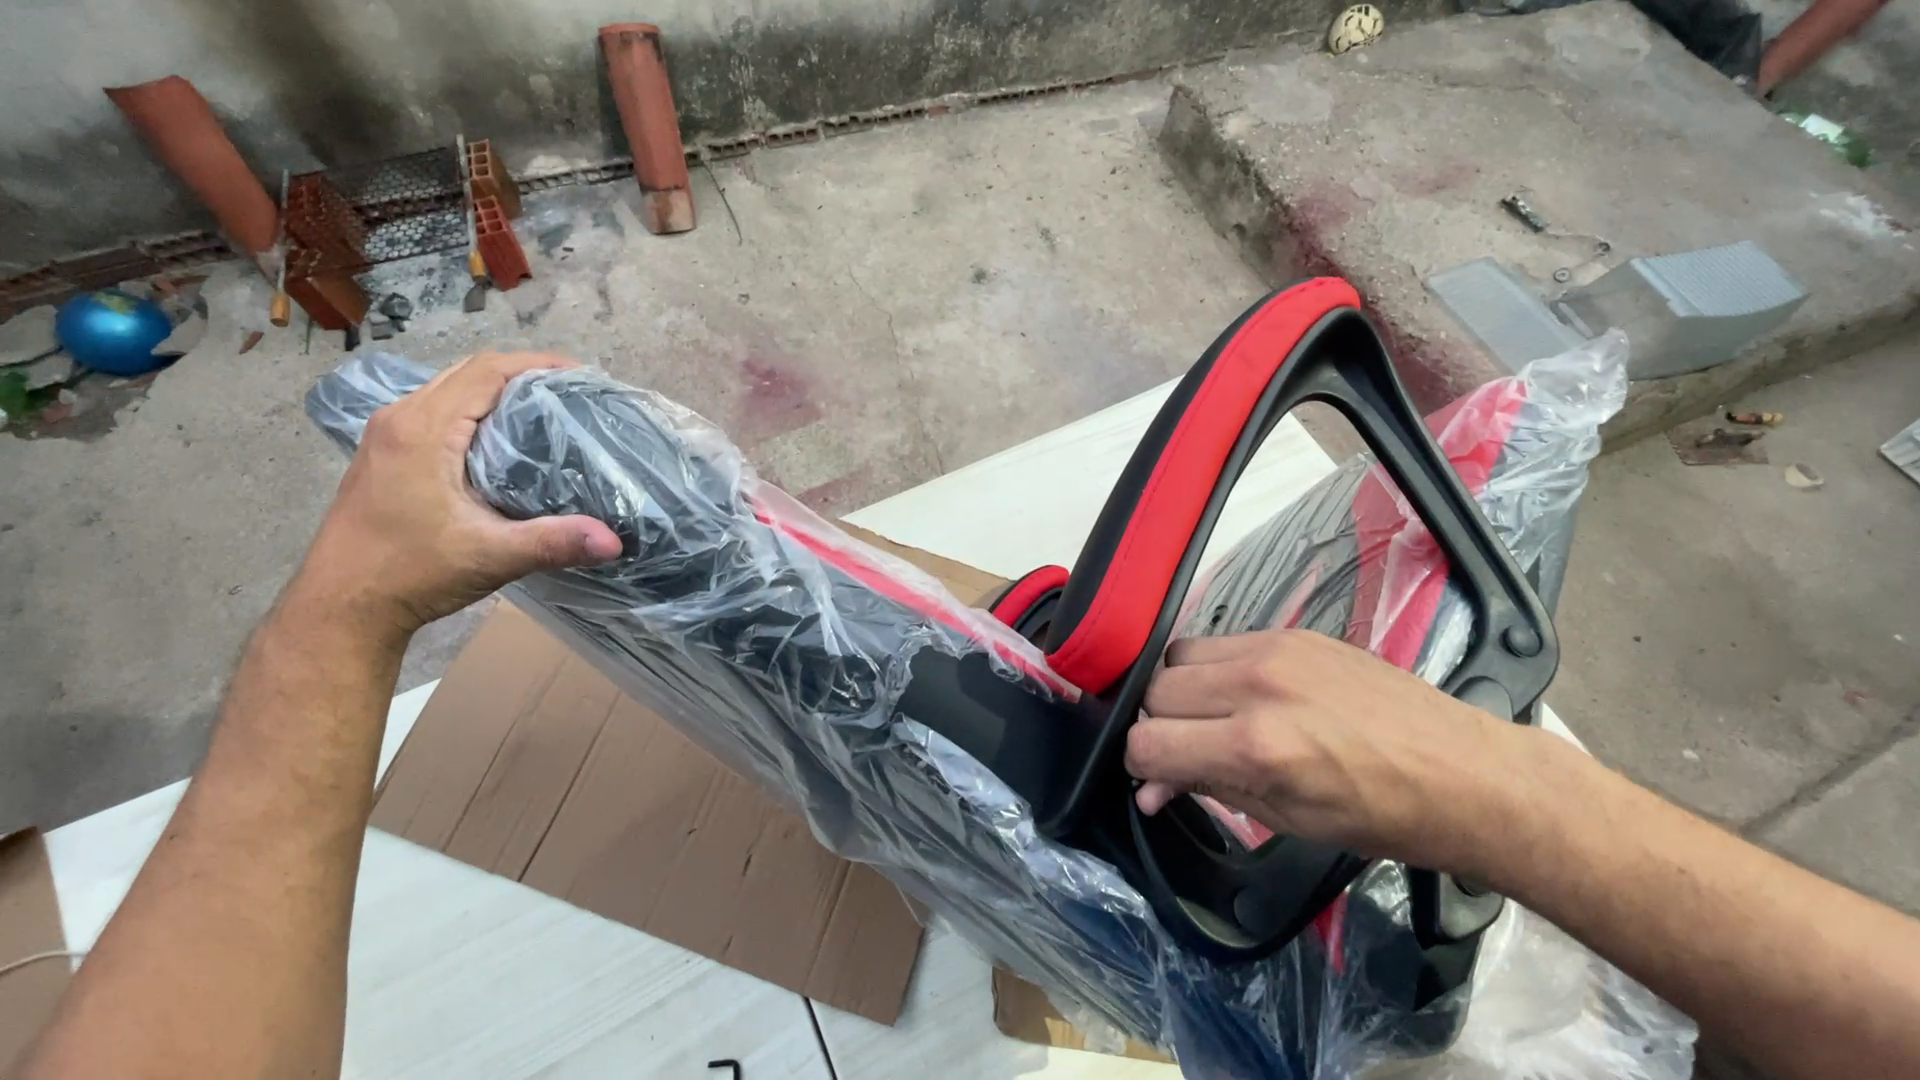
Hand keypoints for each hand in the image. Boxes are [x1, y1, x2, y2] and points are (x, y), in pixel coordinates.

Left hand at [293, 352, 623, 642]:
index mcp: (422, 429)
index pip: (485, 371)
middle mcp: (400, 419)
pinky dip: (477, 410)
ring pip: (451, 390)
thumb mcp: (490, 557)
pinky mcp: (386, 455)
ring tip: (547, 409)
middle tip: (573, 391)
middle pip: (468, 372)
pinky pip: (439, 412)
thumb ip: (553, 542)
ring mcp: (387, 436)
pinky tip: (506, 439)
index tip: (582, 374)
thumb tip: (614, 541)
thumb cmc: (410, 574)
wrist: (340, 607)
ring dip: (498, 390)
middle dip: (523, 373)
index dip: (536, 364)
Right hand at [1124, 629, 1542, 875]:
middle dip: (1159, 726)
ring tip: (1215, 717)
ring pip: (1177, 657)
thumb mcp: (1284, 818)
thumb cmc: (1379, 814)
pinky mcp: (1294, 631)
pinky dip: (1215, 669)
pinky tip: (1246, 694)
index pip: (1147, 742)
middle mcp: (1256, 686)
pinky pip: (1222, 642)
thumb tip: (1150, 786)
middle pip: (1154, 691)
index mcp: (1255, 746)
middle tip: (1189, 749)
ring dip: (1181, 691)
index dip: (1143, 765)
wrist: (1462, 773)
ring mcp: (1275, 649)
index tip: (1159, 776)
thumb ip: (1206, 789)